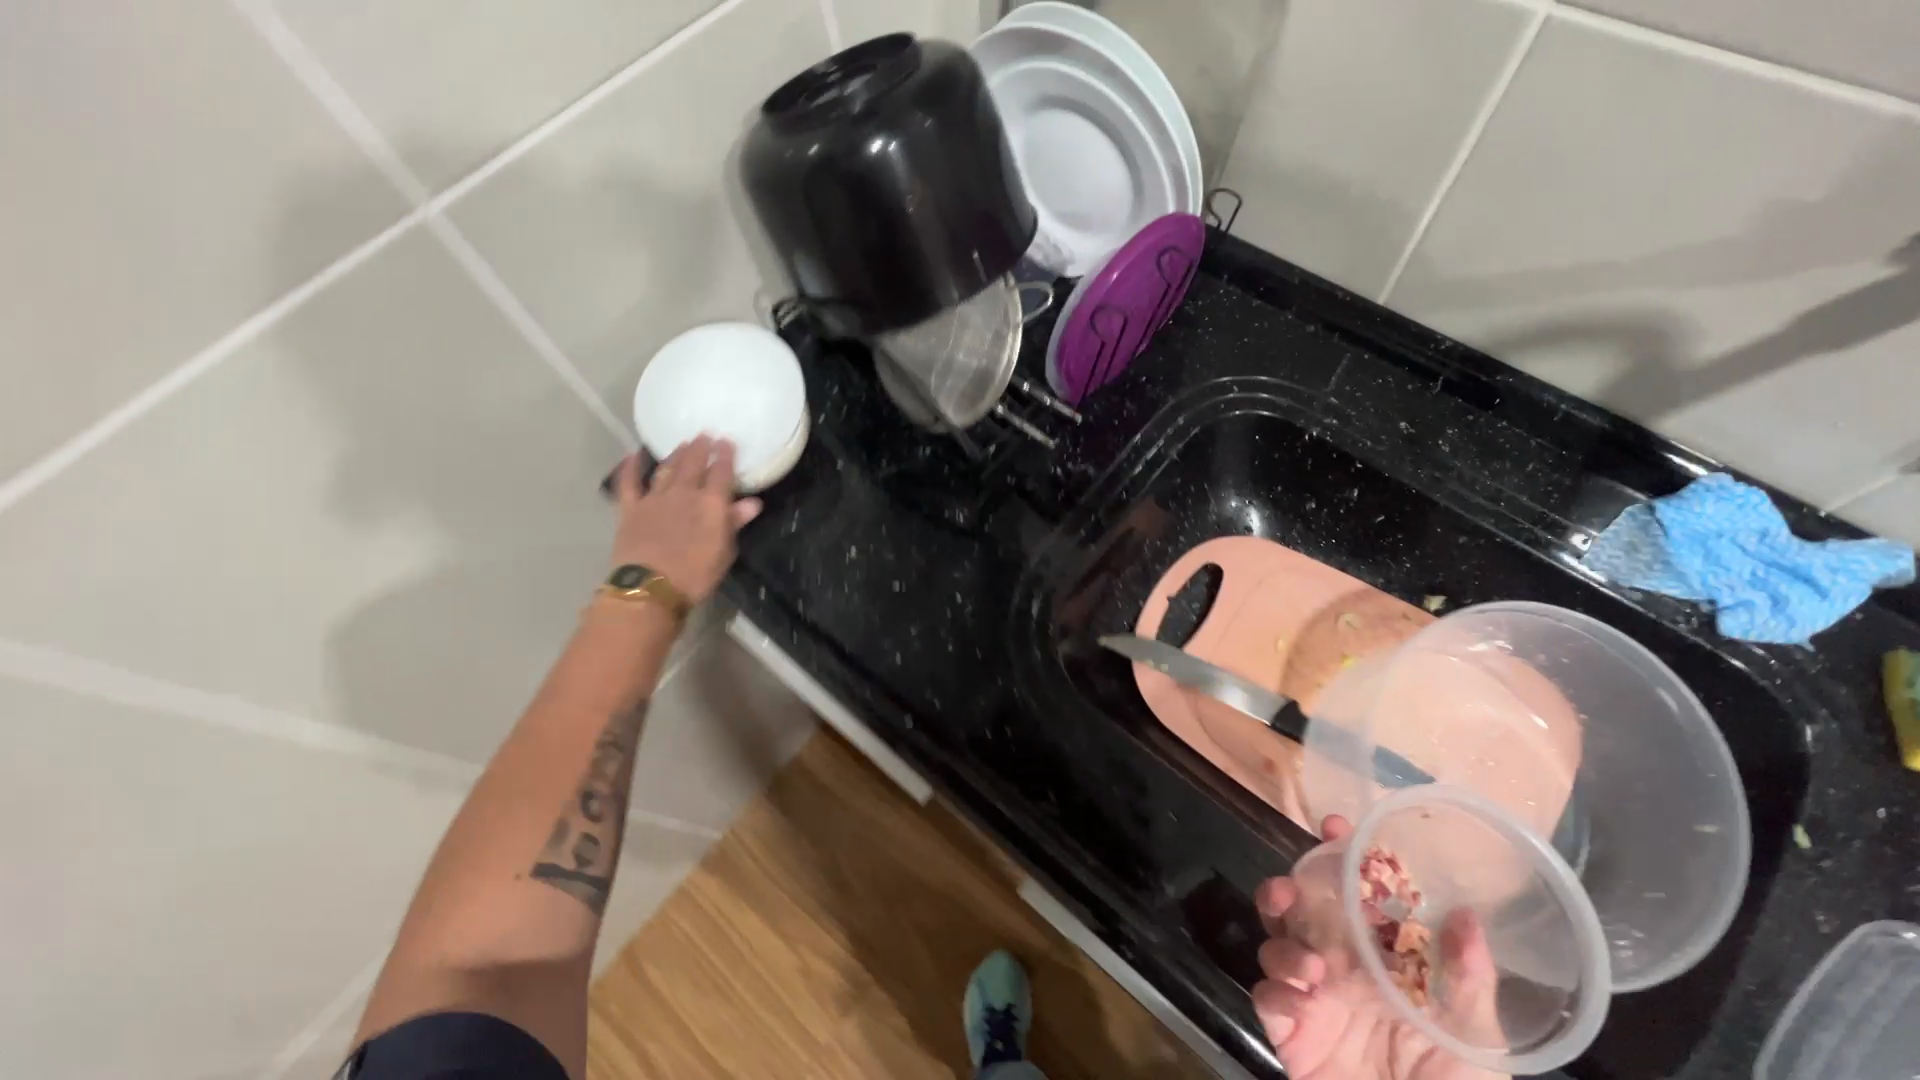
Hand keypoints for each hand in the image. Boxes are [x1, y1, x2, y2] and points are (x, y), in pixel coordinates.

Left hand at [610, 436, 761, 601]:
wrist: (651, 587)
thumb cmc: (695, 575)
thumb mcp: (724, 552)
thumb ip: (734, 523)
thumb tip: (752, 503)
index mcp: (711, 504)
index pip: (721, 472)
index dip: (725, 456)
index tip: (727, 441)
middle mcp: (684, 493)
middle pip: (693, 464)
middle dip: (701, 448)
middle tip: (705, 435)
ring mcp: (655, 498)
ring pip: (667, 469)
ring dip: (676, 454)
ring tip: (682, 444)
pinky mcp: (631, 508)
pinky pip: (629, 482)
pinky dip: (630, 467)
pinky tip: (632, 454)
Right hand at [1253, 816, 1505, 1079]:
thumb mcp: (1477, 1033)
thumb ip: (1470, 977)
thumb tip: (1466, 914)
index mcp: (1379, 958)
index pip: (1351, 896)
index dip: (1338, 856)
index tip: (1336, 827)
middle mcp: (1339, 968)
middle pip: (1293, 912)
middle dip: (1281, 890)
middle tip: (1288, 891)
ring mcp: (1312, 998)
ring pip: (1273, 947)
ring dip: (1283, 946)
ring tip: (1312, 968)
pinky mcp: (1290, 1032)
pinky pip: (1266, 998)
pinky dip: (1277, 993)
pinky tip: (1304, 1005)